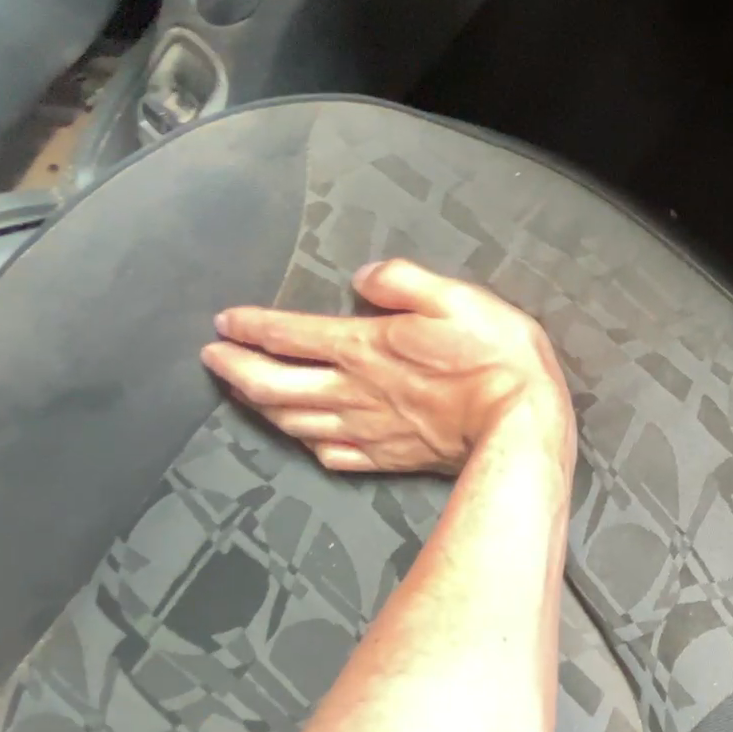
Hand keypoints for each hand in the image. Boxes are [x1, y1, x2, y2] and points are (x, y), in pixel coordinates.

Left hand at [201, 259, 571, 473]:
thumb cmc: (497, 355)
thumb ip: (406, 282)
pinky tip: (307, 438)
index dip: (252, 326)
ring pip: (292, 420)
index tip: (226, 321)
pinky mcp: (388, 456)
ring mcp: (367, 428)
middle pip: (272, 383)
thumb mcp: (460, 298)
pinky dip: (307, 443)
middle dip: (234, 368)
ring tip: (244, 393)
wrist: (519, 420)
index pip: (289, 335)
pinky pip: (331, 454)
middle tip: (214, 357)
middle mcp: (352, 390)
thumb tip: (364, 276)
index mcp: (365, 347)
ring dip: (258, 405)